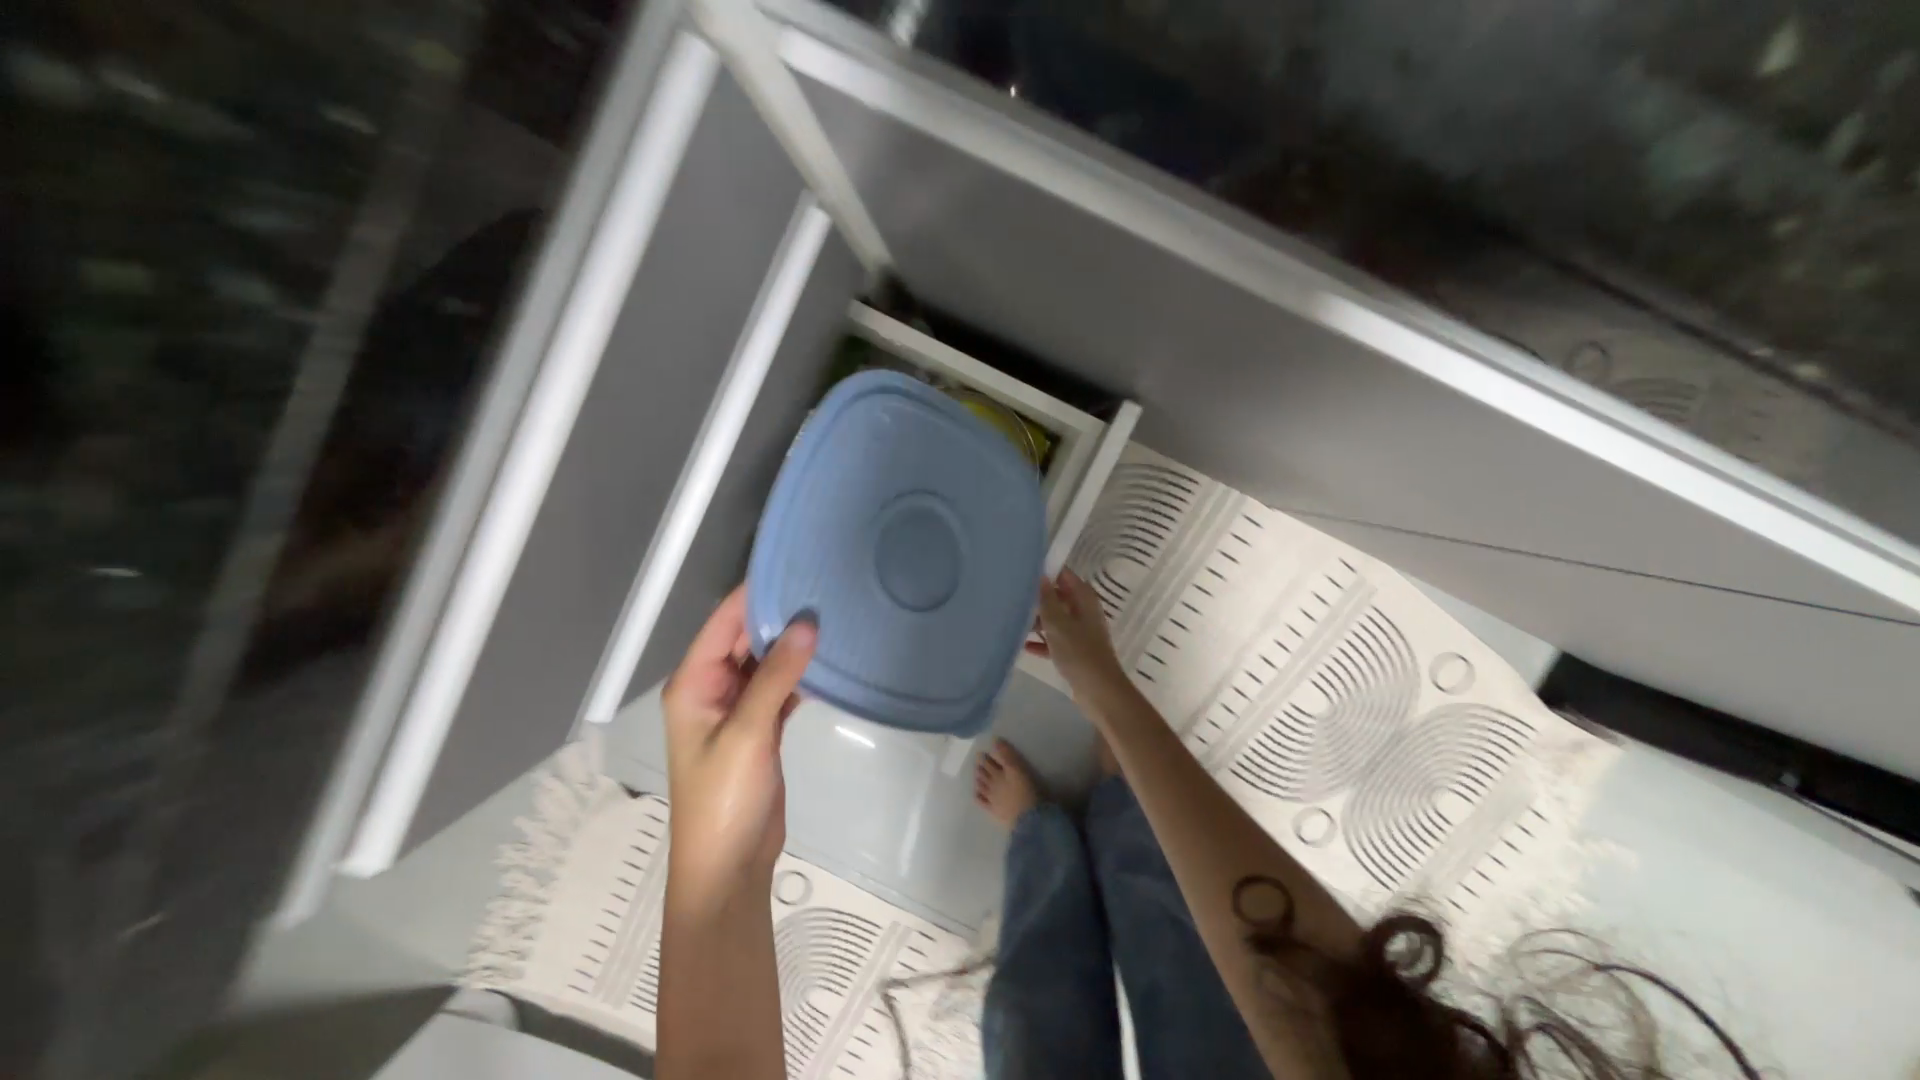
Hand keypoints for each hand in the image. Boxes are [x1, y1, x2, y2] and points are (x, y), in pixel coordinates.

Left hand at [661, 586, 816, 900]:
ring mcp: (738, 710)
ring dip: (793, 645)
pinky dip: (802, 675)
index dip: (755, 594)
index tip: (795, 565)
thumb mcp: (747, 733)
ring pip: (767, 664)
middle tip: (826, 585)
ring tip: (834, 612)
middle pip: (745, 639)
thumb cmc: (723, 798)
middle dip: (780, 615)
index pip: (724, 623)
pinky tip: (830, 659)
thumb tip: (808, 623)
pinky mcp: (762, 729)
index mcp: (693, 683)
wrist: (728, 866)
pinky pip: (782, 688)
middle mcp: (713, 689)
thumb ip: (776, 677)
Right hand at [1026, 569, 1131, 711]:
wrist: (1099, 690)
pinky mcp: (1075, 650)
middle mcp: (1083, 611)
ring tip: (1013, 622)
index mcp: (1084, 599)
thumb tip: (1040, 576)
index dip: (1045, 571)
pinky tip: (1023, 646)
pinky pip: (1055, 640)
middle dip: (1037, 598)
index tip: (1022, 571)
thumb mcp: (1058, 623)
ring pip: (1055, 619)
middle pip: (1057, 597)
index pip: (1063, 575)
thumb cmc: (1079, 652)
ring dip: (1037, 621)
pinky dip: (1042, 642)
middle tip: (1011, 598)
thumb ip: (1047, 599)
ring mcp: (1080, 631)